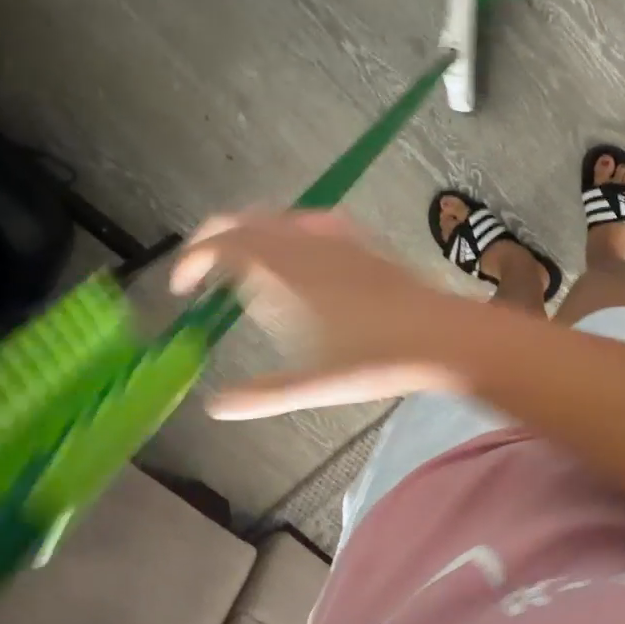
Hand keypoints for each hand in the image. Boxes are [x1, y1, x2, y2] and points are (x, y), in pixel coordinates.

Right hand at [170, 210, 470, 418]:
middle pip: (244, 221)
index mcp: (285, 277)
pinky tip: (298, 244)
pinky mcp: (364, 243)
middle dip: (213, 237)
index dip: (192, 261)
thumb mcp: (316, 385)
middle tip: (200, 267)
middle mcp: (306, 248)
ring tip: (241, 257)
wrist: (444, 336)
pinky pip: (315, 219)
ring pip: (278, 216)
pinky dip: (290, 225)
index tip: (181, 288)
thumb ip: (264, 394)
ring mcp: (338, 240)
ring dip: (249, 229)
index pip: (223, 249)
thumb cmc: (379, 362)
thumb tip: (216, 407)